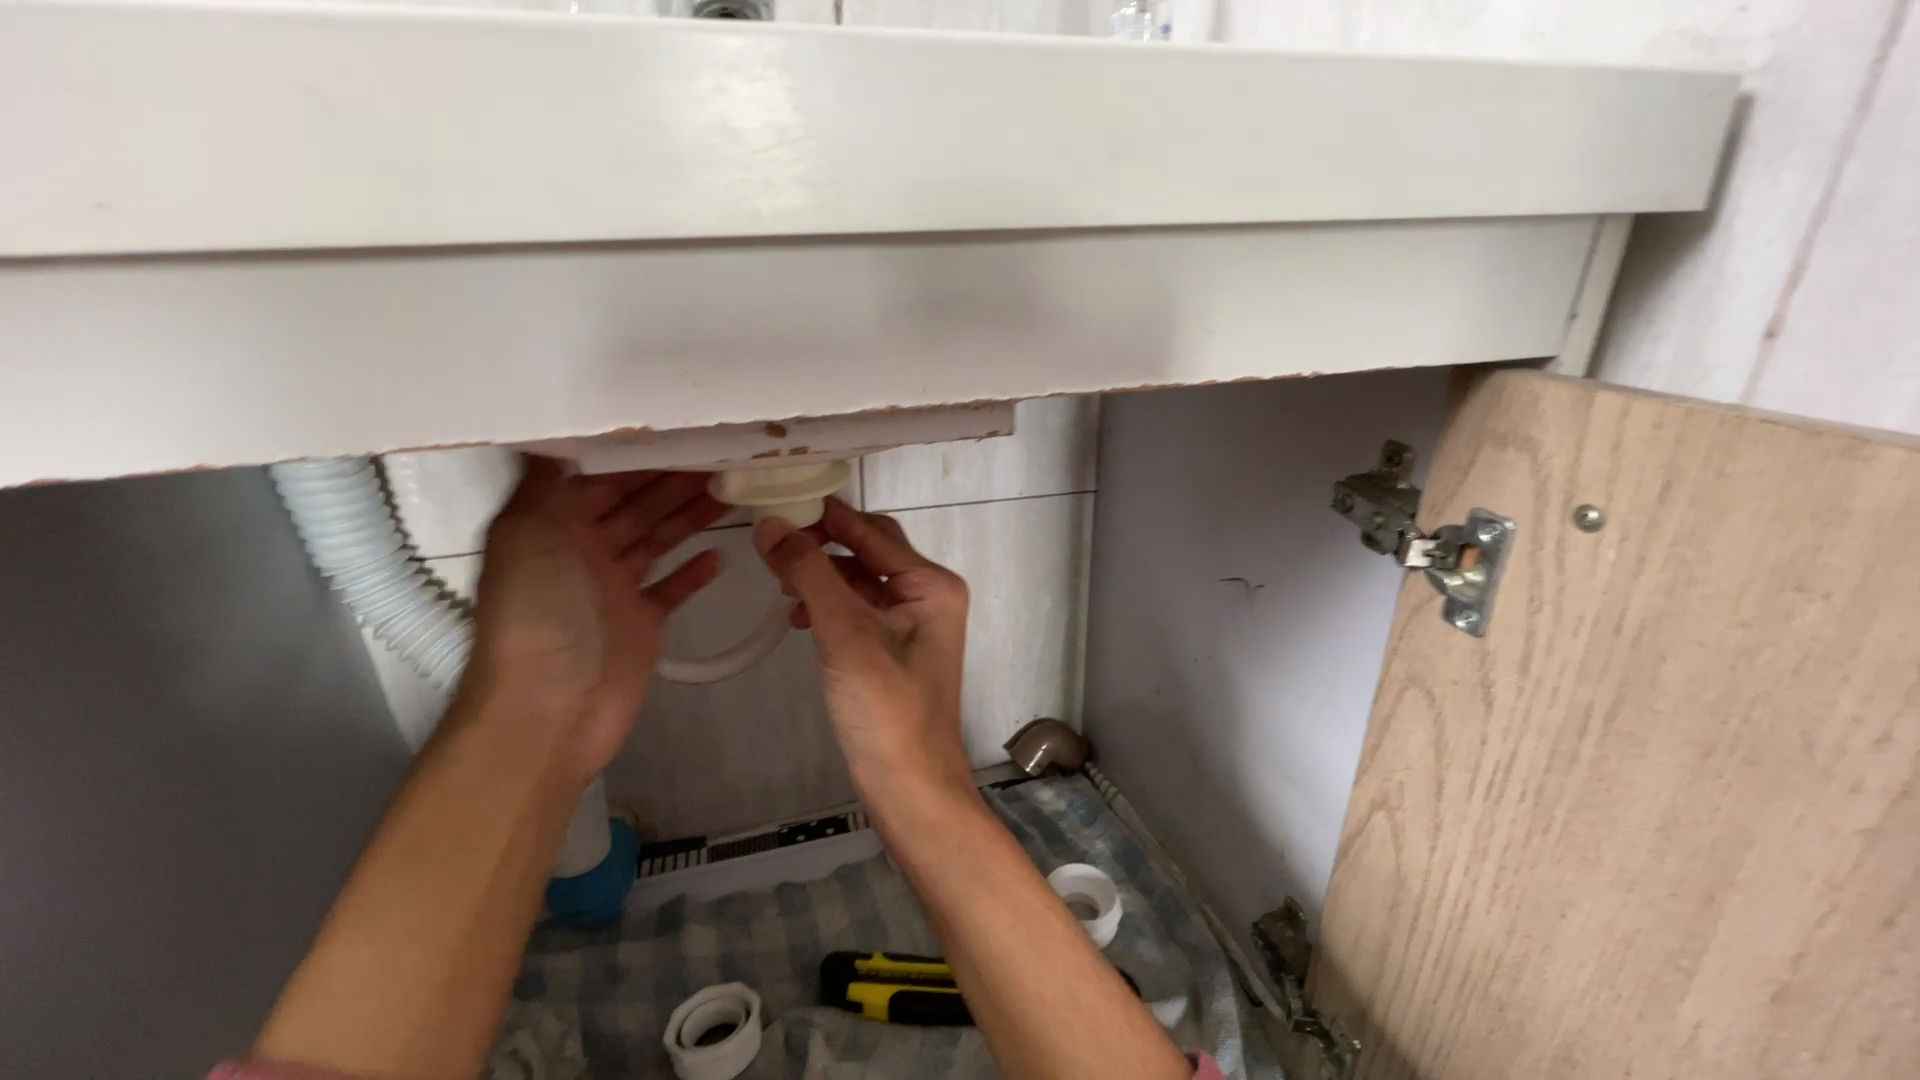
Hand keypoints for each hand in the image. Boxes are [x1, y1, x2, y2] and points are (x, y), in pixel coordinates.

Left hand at [464, 458, 726, 779]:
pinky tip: (719, 555)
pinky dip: (692, 573)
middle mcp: (582, 551)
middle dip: (672, 482)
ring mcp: (614, 589)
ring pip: (657, 540)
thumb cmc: (538, 613)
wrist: (551, 707)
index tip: (682, 433)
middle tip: (721, 457)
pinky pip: (670, 589)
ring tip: (730, 493)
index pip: (601, 478)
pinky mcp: (641, 623)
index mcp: (552, 526)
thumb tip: (555, 432)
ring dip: (689, 518)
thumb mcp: (528, 533)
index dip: (639, 457)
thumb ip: (547, 482)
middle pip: (634, 505)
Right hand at [753, 498, 972, 794]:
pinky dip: (827, 605)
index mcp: (931, 584)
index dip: (826, 514)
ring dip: (821, 575)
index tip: (779, 494)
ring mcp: (913, 624)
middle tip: (771, 538)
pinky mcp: (893, 650)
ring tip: (778, 578)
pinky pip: (856, 610)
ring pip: (859, 581)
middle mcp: (928, 595)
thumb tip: (770, 524)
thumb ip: (810, 573)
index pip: (871, 531)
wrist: (909, 786)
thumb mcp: (845, 634)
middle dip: (821, 544)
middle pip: (868, 551)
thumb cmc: (885, 709)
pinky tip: (797, 616)